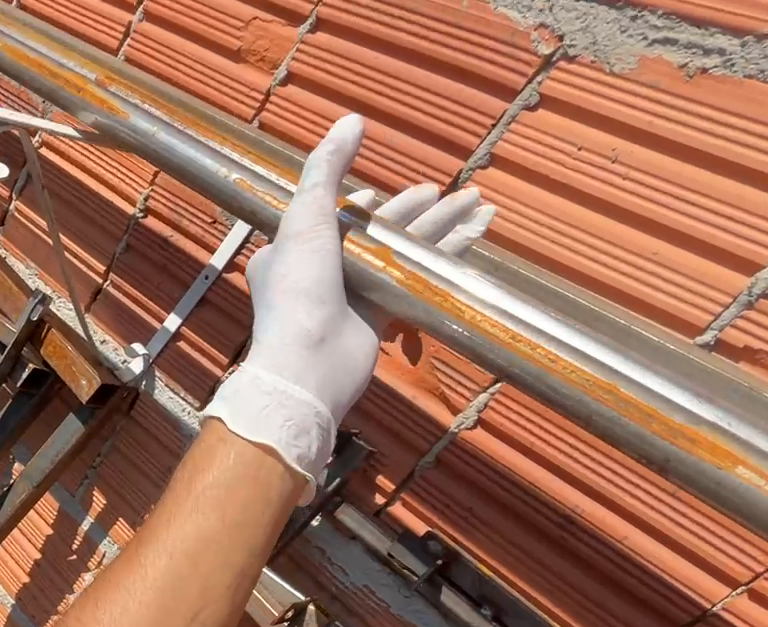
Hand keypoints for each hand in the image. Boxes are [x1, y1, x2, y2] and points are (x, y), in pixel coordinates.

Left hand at [200, 113, 495, 498]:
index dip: (362, 204)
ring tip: (478, 205)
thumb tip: (351, 121)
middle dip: (415, 212)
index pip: (329, 218)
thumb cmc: (298, 292)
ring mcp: (346, 297)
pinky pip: (412, 279)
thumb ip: (326, 172)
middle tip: (452, 194)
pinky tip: (476, 237)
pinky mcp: (374, 317)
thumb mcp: (305, 220)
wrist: (307, 364)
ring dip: (437, 229)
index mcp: (288, 251)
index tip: (384, 193)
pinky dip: (442, 257)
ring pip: (397, 254)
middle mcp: (315, 273)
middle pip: (372, 234)